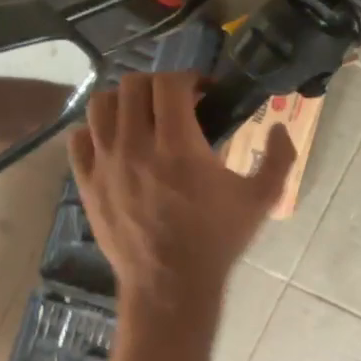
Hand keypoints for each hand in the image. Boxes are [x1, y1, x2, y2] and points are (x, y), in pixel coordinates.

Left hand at [67, 74, 295, 336]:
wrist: (171, 283)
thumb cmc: (219, 238)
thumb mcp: (263, 198)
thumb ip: (280, 157)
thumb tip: (278, 127)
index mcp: (180, 147)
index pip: (169, 84)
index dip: (190, 77)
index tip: (207, 91)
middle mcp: (135, 147)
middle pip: (132, 86)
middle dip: (159, 85)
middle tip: (180, 102)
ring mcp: (104, 164)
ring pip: (100, 105)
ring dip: (126, 101)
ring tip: (147, 116)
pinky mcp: (86, 182)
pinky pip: (80, 137)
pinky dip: (99, 129)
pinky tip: (121, 141)